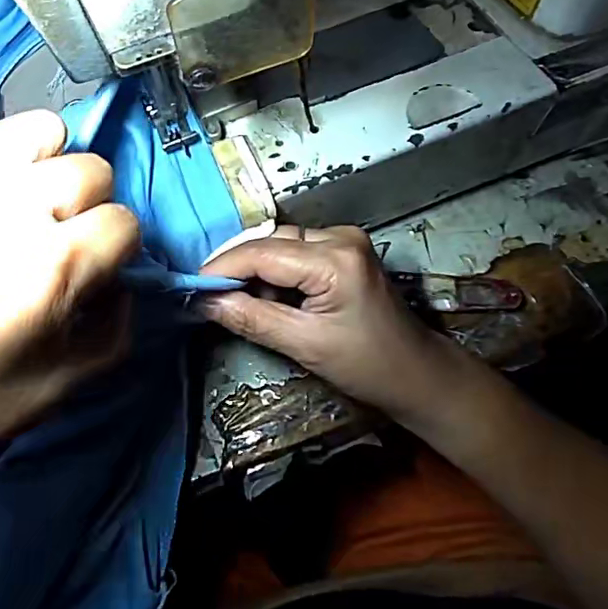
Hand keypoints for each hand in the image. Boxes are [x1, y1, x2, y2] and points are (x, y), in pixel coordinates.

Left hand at [0, 73, 139, 583]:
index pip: (125, 225)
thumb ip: (113, 331)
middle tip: (46, 245)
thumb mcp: (52, 394)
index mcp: (54, 266)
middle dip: (83, 210)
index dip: (114, 255)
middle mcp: (12, 203)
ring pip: (39, 126)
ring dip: (38, 163)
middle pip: (92, 170)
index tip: (88, 276)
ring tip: (7, 201)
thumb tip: (118, 284)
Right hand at [198, 225, 469, 420]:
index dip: (223, 268)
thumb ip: (251, 318)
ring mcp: (346, 239)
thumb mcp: (304, 344)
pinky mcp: (345, 248)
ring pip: (282, 242)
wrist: (416, 372)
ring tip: (238, 300)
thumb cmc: (366, 365)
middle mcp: (340, 236)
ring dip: (257, 268)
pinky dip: (277, 269)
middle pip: (271, 240)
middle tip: (208, 294)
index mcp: (335, 259)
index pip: (263, 252)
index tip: (191, 285)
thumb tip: (205, 302)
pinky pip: (298, 249)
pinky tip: (268, 295)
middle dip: (237, 266)